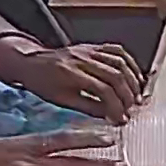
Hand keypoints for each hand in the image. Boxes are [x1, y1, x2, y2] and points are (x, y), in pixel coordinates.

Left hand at [0, 40, 146, 124]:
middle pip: (116, 77)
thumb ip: (91, 108)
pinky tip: (135, 77)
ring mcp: (88, 51)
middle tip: (131, 109)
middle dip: (128, 96)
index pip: (103, 90)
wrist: (29, 62)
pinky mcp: (93, 47)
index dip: (117, 106)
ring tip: (136, 96)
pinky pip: (118, 51)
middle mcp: (80, 58)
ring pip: (121, 63)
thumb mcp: (63, 101)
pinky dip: (131, 64)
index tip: (121, 118)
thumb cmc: (42, 82)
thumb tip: (114, 117)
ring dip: (133, 82)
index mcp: (69, 73)